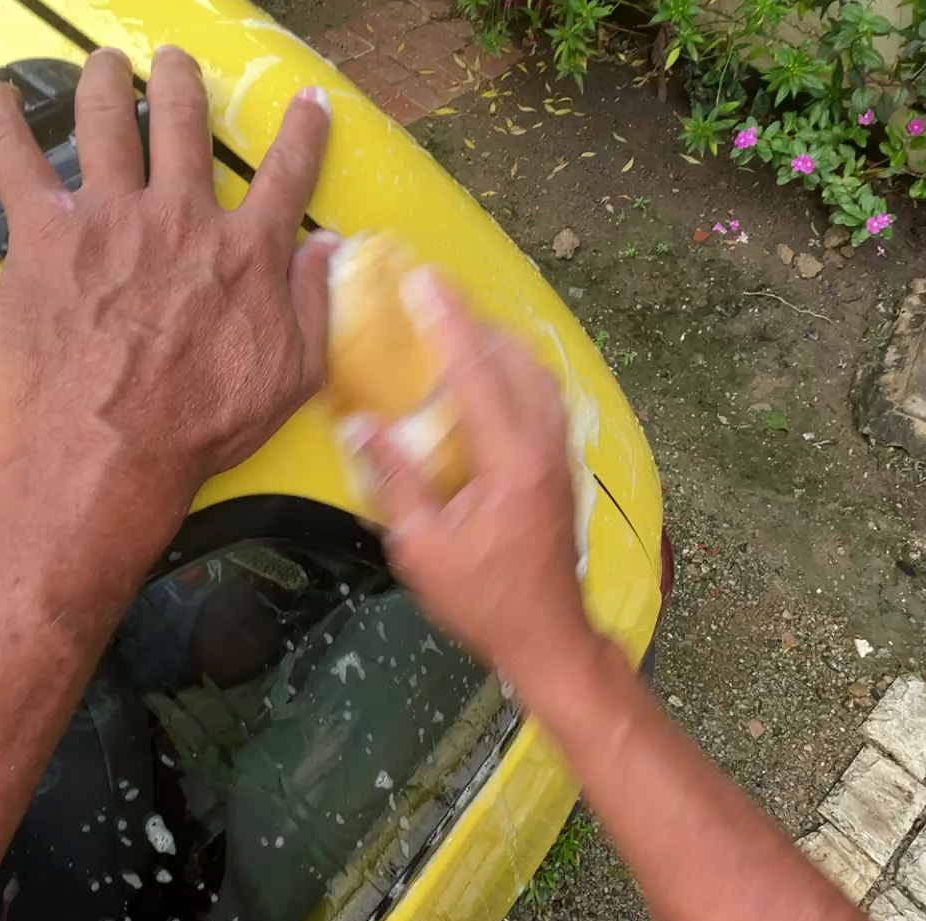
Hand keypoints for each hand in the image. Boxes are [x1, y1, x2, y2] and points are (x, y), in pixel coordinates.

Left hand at [0, 46, 337, 574]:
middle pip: (184, 121)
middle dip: (183, 83)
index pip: (287, 176)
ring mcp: (109, 217)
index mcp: (246, 254)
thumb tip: (328, 247)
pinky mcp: (43, 233)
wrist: (112, 446)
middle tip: (176, 66)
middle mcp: (181, 217)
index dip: (304, 134)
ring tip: (104, 66)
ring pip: (105, 117)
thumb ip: (314, 307)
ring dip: (105, 80)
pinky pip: (10, 155)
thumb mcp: (294, 378)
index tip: (310, 103)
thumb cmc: (207, 422)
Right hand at [349, 269, 601, 685]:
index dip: (447, 322)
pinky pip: (546, 397)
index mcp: (509, 462)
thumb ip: (397, 481)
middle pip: (514, 361)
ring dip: (499, 343)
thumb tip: (361, 425)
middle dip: (474, 322)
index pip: (476, 373)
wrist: (549, 637)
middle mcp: (544, 445)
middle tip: (434, 297)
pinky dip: (518, 371)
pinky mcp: (564, 466)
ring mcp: (561, 454)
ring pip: (538, 375)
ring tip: (461, 328)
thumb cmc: (482, 600)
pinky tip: (495, 375)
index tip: (424, 280)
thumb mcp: (423, 550)